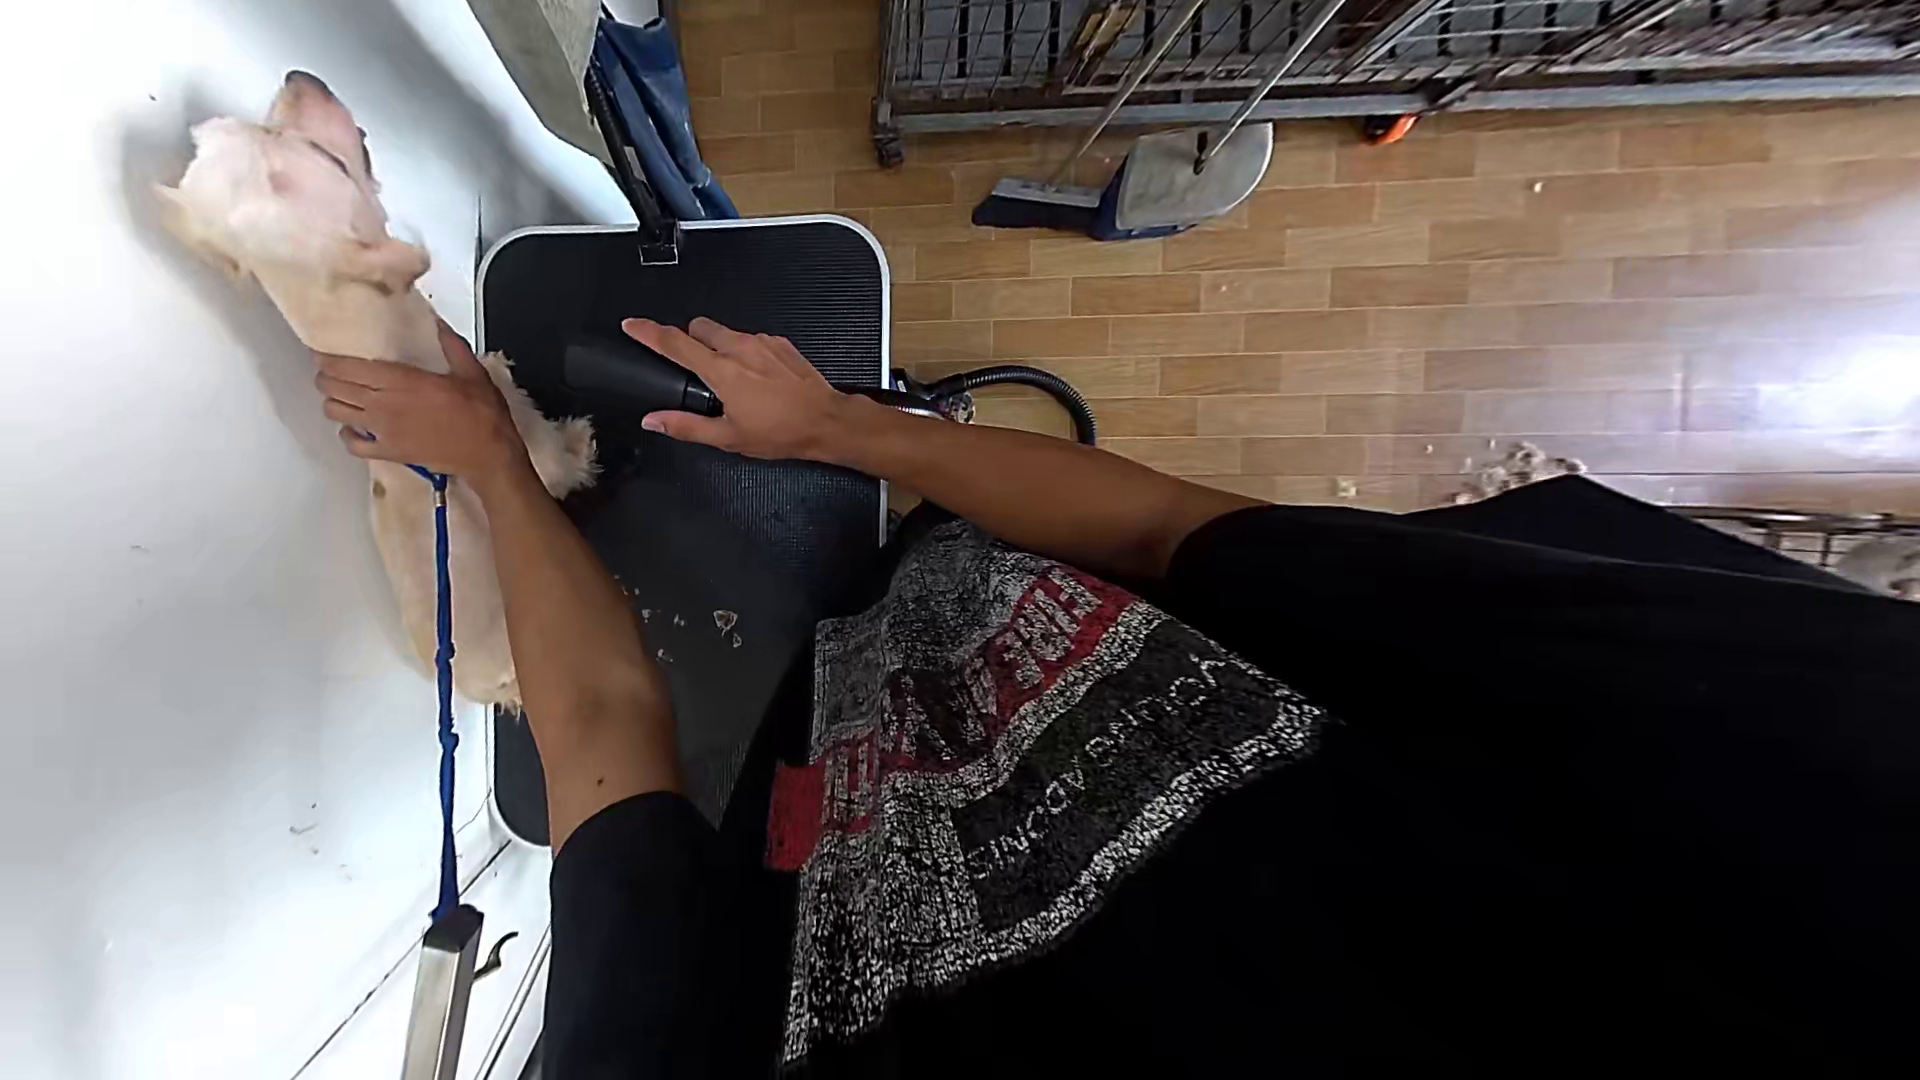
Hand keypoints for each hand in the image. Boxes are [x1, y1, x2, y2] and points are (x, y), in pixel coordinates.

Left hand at [314, 321, 526, 482]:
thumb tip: (440, 324)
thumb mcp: (475, 376)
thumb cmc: (485, 415)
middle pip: (330, 386)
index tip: (325, 357)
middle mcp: (383, 403)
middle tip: (335, 377)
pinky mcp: (389, 452)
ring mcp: (383, 430)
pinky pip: (351, 444)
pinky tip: (358, 431)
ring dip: (336, 404)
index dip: (326, 359)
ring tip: (348, 401)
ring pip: (334, 412)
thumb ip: (454, 349)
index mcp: (401, 381)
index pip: (343, 366)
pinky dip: (349, 436)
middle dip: (326, 379)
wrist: (491, 454)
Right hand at [620, 316, 862, 461]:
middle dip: (691, 340)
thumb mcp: (730, 437)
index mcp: (722, 370)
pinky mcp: (783, 344)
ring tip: (732, 377)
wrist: (828, 421)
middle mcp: (741, 347)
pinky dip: (747, 351)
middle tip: (697, 368)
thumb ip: (687, 426)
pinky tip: (758, 376)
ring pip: (728, 332)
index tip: (632, 325)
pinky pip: (754, 339)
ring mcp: (764, 342)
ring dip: (720, 346)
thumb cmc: (782, 432)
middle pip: (700, 327)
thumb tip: (653, 420)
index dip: (648, 332)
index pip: (674, 342)